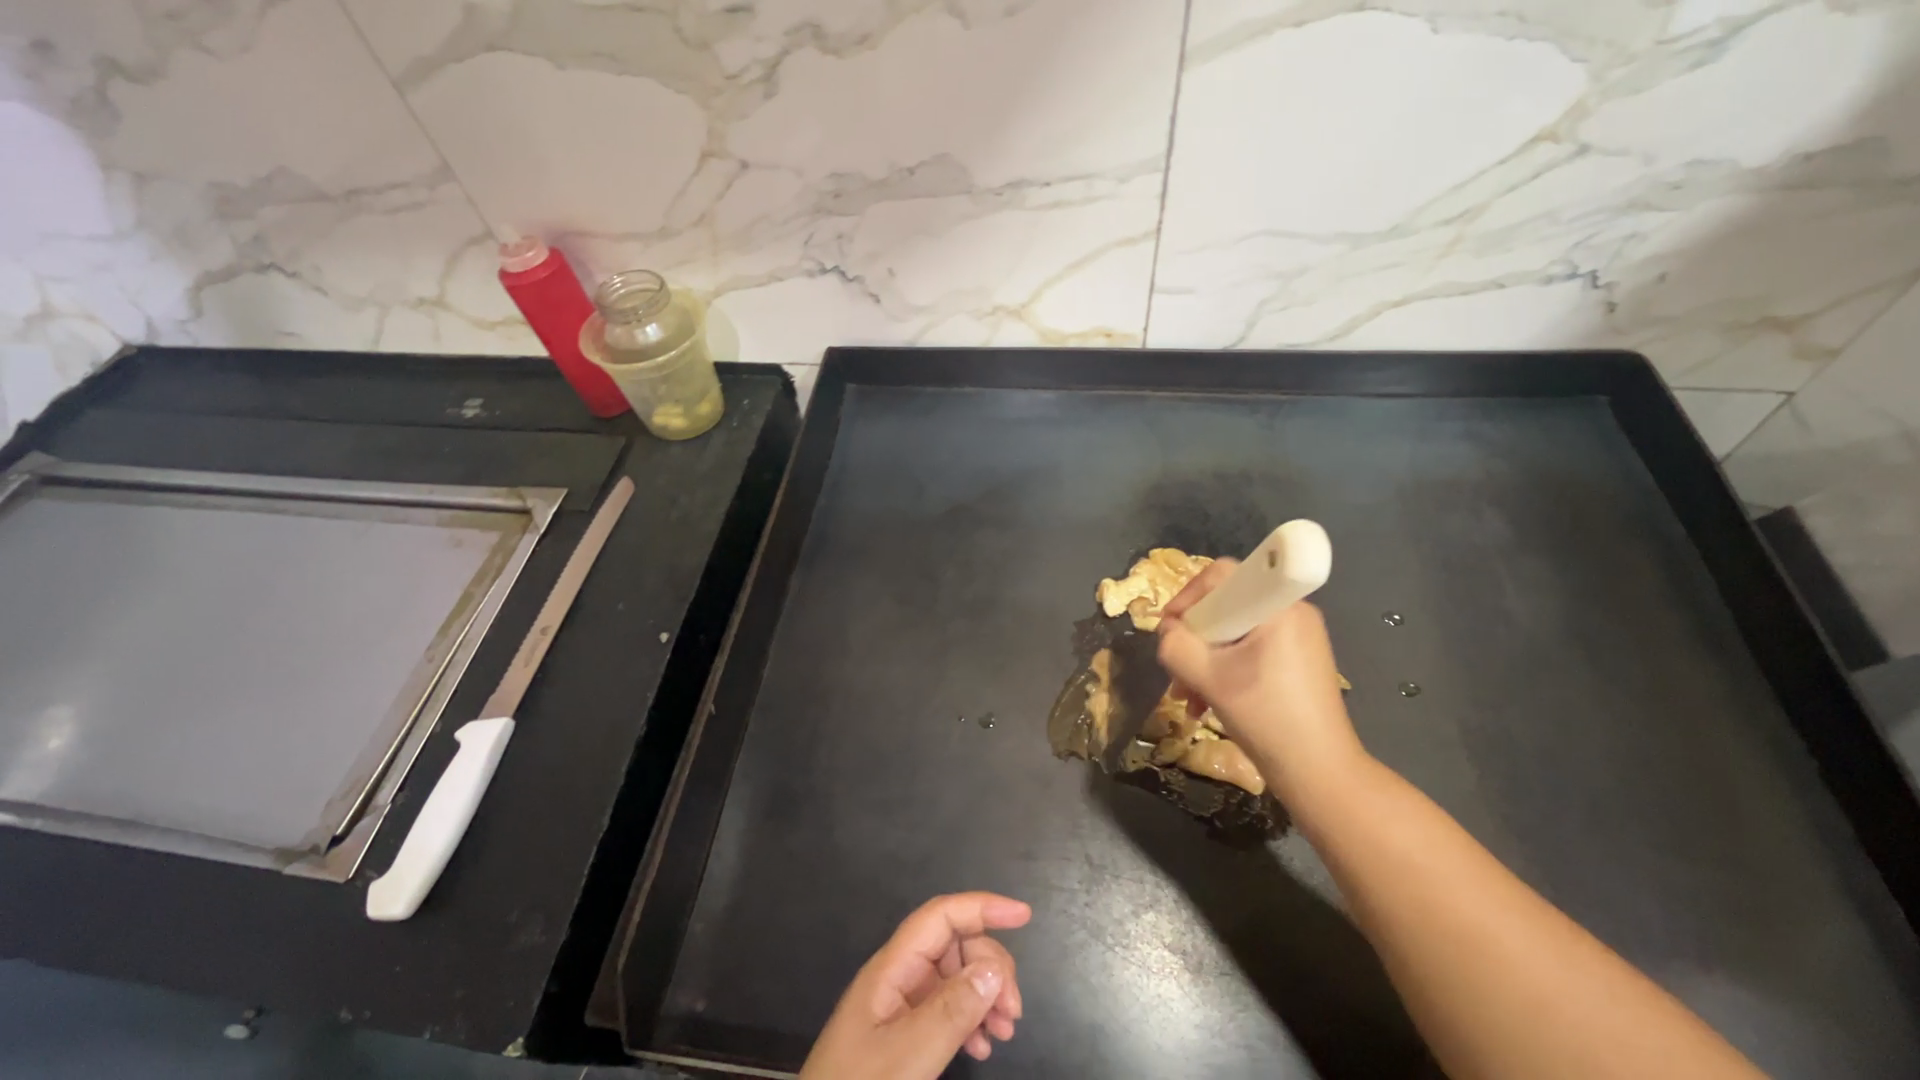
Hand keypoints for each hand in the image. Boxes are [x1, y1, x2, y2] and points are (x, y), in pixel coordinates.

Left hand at [799, 892, 1030, 1079]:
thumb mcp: (909, 1054)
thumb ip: (952, 1010)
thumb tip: (994, 968)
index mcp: (892, 968)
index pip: (940, 916)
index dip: (982, 907)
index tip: (1024, 916)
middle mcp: (898, 976)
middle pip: (955, 946)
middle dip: (992, 967)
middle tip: (1013, 1012)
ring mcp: (901, 1003)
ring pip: (957, 977)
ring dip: (987, 997)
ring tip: (1004, 1032)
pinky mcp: (905, 1030)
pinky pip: (949, 1007)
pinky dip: (972, 1020)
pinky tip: (982, 1047)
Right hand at [1156, 558, 1364, 804]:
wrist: (1319, 773)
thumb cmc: (1267, 719)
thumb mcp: (1209, 680)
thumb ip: (1177, 647)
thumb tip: (1168, 632)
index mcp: (1278, 608)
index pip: (1222, 575)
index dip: (1188, 596)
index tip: (1170, 628)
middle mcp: (1292, 613)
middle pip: (1226, 607)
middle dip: (1194, 640)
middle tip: (1176, 671)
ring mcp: (1297, 638)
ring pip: (1234, 634)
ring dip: (1204, 661)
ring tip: (1188, 697)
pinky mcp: (1297, 661)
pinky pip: (1249, 651)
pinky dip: (1225, 671)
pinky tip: (1208, 703)